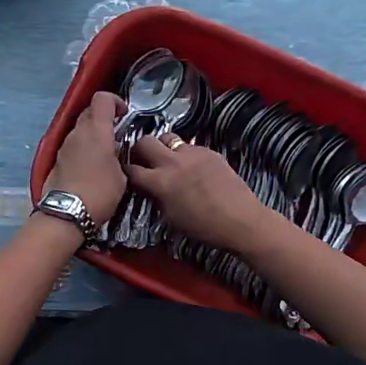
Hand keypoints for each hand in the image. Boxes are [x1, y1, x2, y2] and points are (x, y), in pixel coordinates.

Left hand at [43, 90, 127, 223]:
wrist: (66, 213)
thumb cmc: (100, 193)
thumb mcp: (122, 175)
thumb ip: (119, 156)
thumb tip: (114, 152)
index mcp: (97, 131)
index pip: (102, 99)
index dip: (115, 101)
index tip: (124, 115)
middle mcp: (78, 133)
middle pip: (89, 111)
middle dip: (103, 117)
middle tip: (116, 134)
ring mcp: (64, 145)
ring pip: (80, 129)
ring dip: (92, 134)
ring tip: (104, 153)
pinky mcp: (56, 159)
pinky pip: (72, 145)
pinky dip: (82, 148)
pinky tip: (90, 166)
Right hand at [126, 133, 284, 252]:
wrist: (240, 219)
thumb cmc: (203, 226)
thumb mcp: (171, 217)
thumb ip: (156, 197)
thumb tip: (149, 188)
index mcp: (160, 182)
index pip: (131, 169)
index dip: (125, 171)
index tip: (125, 173)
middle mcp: (173, 162)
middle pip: (144, 141)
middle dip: (139, 149)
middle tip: (142, 159)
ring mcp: (192, 152)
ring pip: (167, 137)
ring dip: (162, 147)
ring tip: (166, 159)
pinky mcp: (209, 151)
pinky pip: (189, 146)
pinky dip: (184, 153)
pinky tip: (191, 166)